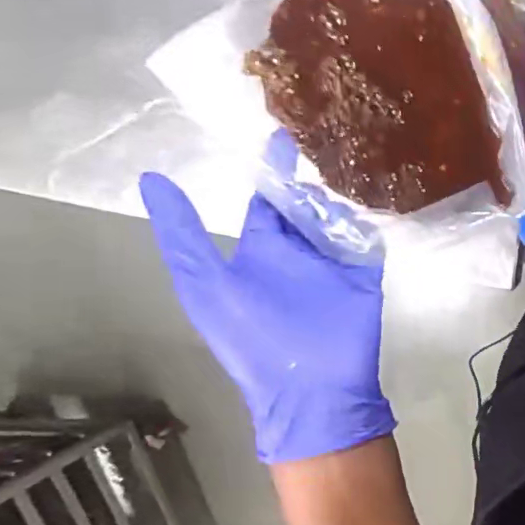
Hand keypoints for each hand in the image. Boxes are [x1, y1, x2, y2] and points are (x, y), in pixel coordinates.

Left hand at [139, 153, 393, 463]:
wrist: (309, 390)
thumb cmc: (250, 340)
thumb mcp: (203, 286)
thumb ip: (184, 236)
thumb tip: (151, 177)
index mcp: (263, 252)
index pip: (267, 204)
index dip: (271, 172)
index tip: (279, 134)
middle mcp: (301, 256)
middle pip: (309, 207)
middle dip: (314, 180)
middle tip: (324, 142)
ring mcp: (336, 269)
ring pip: (342, 221)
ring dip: (343, 199)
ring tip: (348, 168)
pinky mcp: (366, 283)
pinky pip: (371, 246)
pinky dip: (372, 226)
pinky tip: (370, 207)